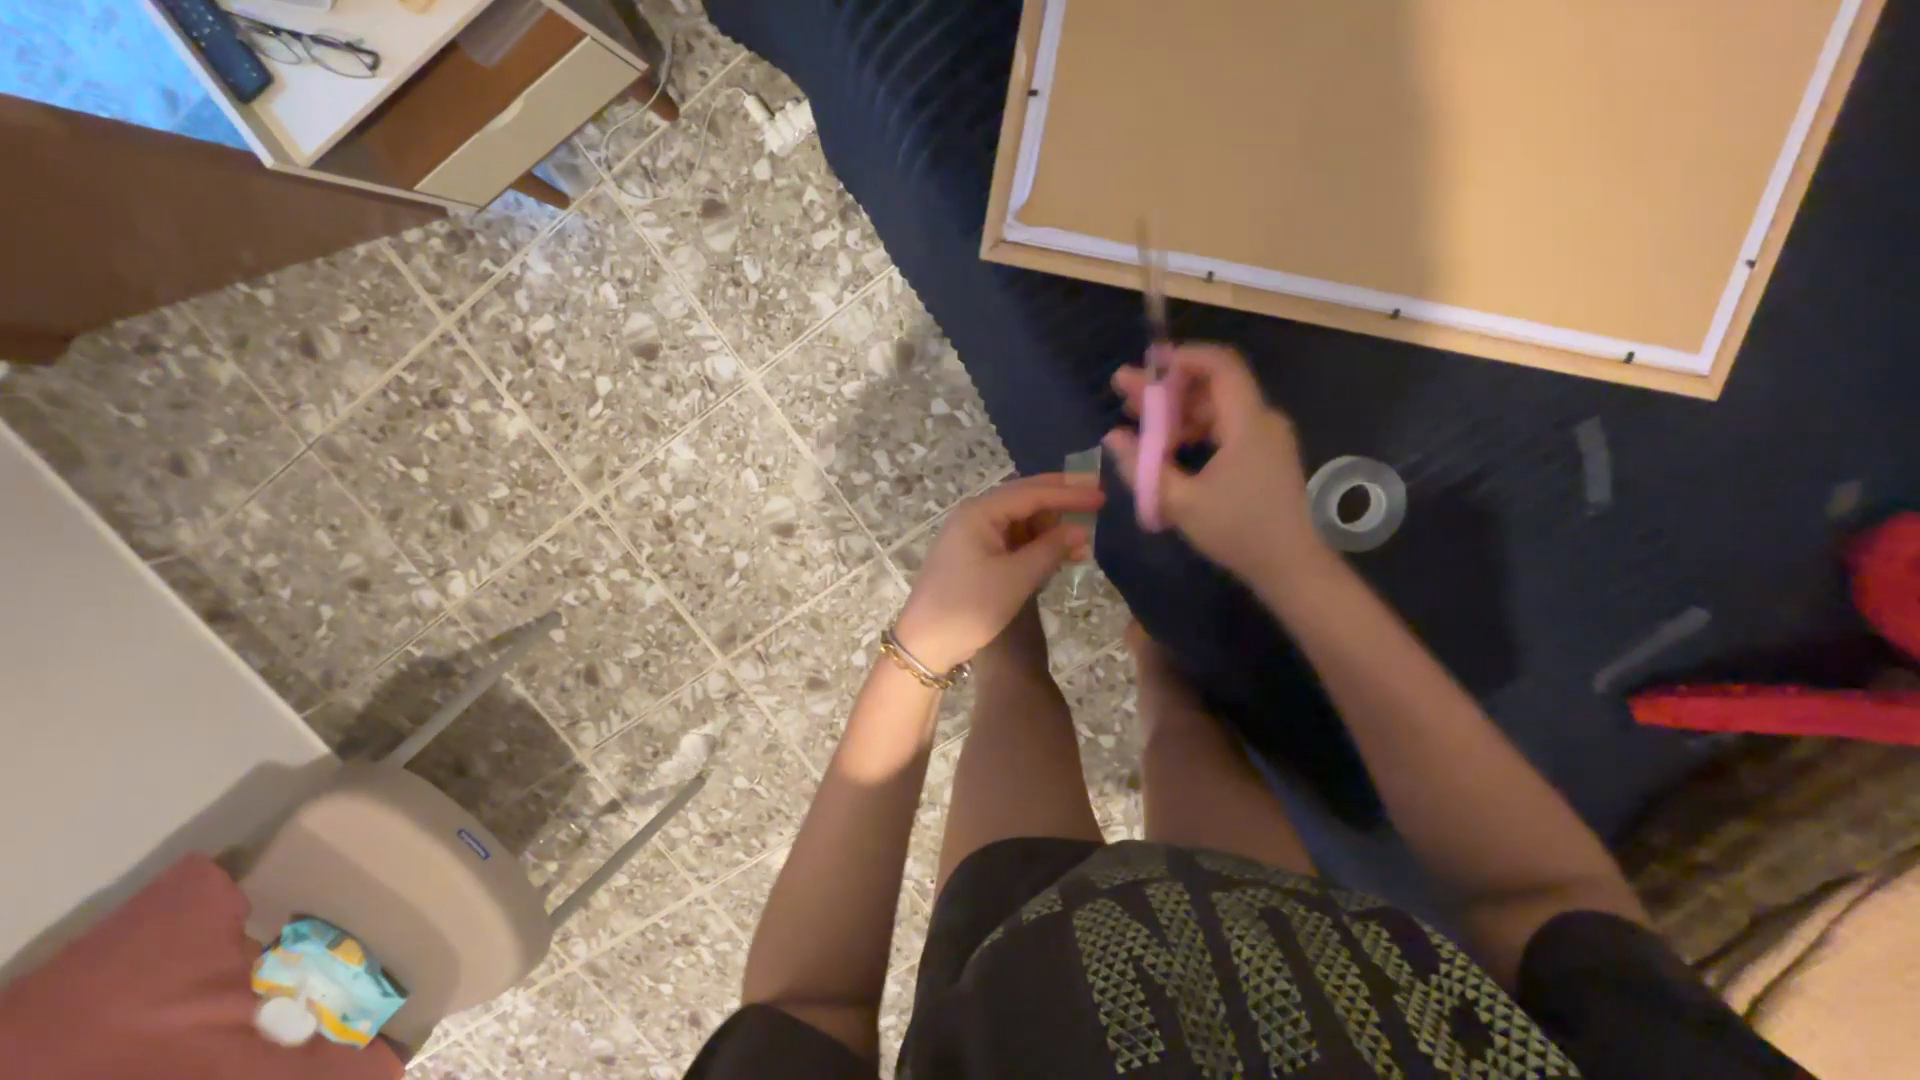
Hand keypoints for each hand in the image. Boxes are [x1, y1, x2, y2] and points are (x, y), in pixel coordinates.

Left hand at [894, 474, 1103, 671]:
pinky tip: (1058, 556)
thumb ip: (1050, 550)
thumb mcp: (1016, 578)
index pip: (1031, 493)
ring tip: (1082, 541)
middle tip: (1097, 499)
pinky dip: (1034, 546)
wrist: (923, 645)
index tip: (1101, 495)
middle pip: (1023, 500)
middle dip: (1060, 501)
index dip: (1069, 493)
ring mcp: (970, 537)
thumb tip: (1081, 531)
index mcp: (979, 513)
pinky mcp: (971, 558)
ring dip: (1049, 528)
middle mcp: (973, 517)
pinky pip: (1009, 541)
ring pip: (1018, 522)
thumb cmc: (969, 607)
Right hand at [1103, 344, 1323, 580]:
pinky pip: (1225, 429)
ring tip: (1135, 420)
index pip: (1220, 365)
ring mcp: (1266, 440)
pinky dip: (1194, 430)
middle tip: (1123, 388)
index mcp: (1248, 423)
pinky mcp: (1264, 458)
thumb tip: (1111, 438)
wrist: (1292, 568)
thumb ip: (1143, 467)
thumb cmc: (1238, 531)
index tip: (1147, 365)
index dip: (1182, 357)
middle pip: (1212, 385)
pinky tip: (1165, 447)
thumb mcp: (1181, 502)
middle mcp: (1262, 421)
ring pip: (1216, 408)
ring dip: (1176, 410)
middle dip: (1166, 386)